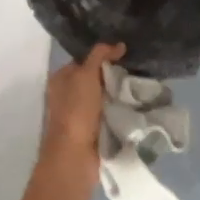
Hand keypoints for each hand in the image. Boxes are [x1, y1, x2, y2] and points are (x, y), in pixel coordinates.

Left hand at [40, 43, 125, 168]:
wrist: (75, 155)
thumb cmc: (76, 110)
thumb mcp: (86, 74)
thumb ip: (100, 55)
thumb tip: (119, 45)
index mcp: (60, 78)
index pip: (84, 60)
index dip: (103, 56)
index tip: (124, 55)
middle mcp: (67, 94)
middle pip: (95, 78)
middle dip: (113, 76)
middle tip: (135, 71)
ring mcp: (78, 114)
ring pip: (103, 96)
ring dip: (118, 94)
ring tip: (139, 88)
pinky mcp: (91, 130)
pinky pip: (108, 113)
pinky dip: (119, 110)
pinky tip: (134, 105)